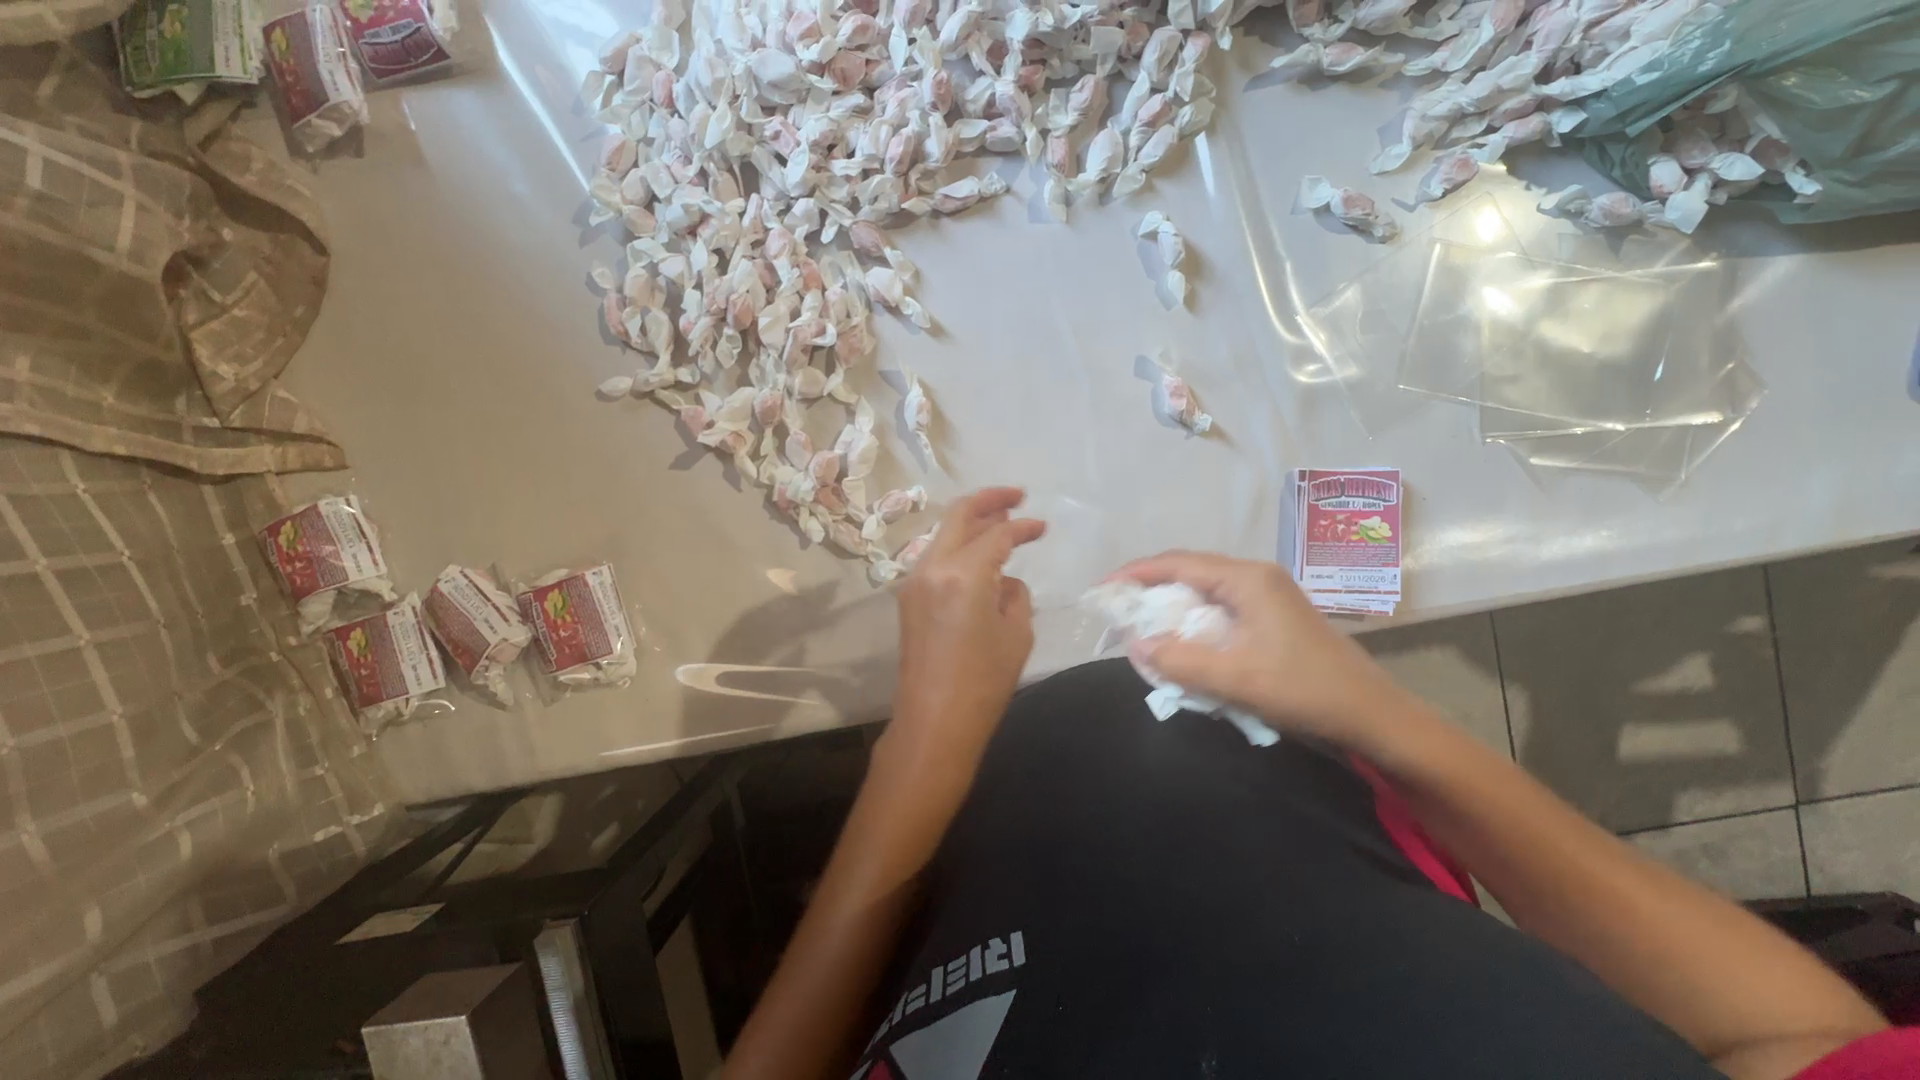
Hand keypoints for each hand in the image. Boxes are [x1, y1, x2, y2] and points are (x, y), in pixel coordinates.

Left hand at [890, 488, 1045, 758]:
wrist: (934, 722)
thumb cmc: (983, 683)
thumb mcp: (1016, 635)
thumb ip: (1015, 595)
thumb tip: (1004, 581)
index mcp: (963, 574)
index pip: (997, 534)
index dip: (1023, 526)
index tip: (1042, 527)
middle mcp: (932, 568)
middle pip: (959, 516)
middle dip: (989, 500)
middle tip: (1017, 496)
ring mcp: (914, 583)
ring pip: (943, 535)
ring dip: (971, 523)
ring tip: (999, 520)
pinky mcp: (908, 600)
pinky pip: (936, 559)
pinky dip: (958, 548)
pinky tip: (979, 555)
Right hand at [1111, 550, 1414, 745]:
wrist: (1371, 714)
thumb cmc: (1304, 690)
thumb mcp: (1236, 678)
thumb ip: (1181, 660)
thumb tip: (1136, 645)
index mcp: (1248, 579)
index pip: (1179, 564)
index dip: (1136, 574)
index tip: (1103, 590)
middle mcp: (1257, 577)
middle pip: (1190, 571)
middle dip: (1150, 588)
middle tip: (1117, 610)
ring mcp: (1268, 595)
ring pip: (1205, 591)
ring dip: (1172, 606)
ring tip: (1141, 626)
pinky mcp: (1273, 616)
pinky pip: (1221, 608)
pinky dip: (1194, 620)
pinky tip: (1182, 642)